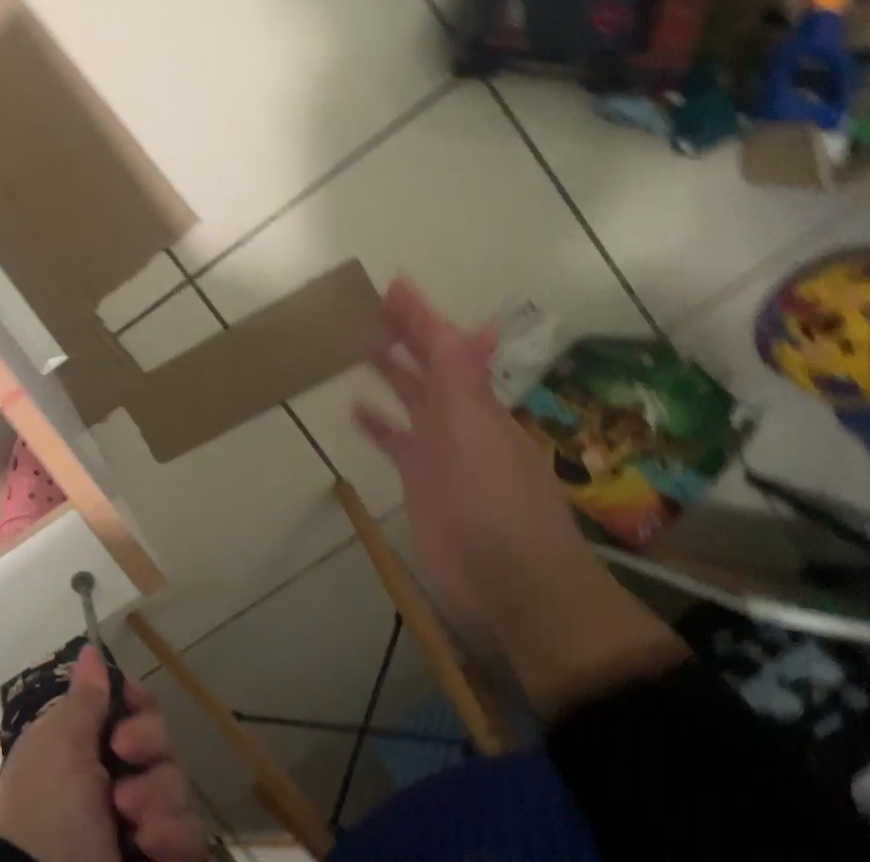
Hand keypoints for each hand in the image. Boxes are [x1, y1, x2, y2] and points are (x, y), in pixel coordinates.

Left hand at [0, 644, 206, 861]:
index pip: (128, 706)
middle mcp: (114, 776)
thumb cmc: (49, 813)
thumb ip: (84, 700)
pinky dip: (173, 838)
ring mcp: (143, 818)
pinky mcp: (166, 854)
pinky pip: (194, 830)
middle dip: (147, 748)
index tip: (133, 704)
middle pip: (160, 737)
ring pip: (180, 783)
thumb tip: (90, 650)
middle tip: (122, 763)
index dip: (137, 701)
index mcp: (81, 745)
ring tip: (131, 825)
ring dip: (157, 801)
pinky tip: (148, 849)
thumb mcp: (57, 748)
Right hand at [353, 277, 687, 715]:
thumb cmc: (494, 509)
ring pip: (413, 399)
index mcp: (476, 406)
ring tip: (361, 347)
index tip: (393, 284)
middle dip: (406, 336)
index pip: (445, 347)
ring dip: (392, 373)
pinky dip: (380, 423)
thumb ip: (462, 383)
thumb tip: (464, 324)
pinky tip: (358, 411)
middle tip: (371, 308)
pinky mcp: (422, 481)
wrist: (511, 585)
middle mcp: (460, 421)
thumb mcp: (476, 438)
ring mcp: (440, 452)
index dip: (422, 316)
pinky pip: (396, 441)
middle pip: (430, 367)